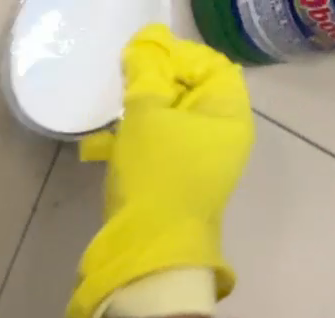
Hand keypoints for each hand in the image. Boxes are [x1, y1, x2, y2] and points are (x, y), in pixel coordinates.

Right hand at [66, 26, 252, 317]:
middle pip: (189, 97)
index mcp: (228, 116)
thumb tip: (141, 49)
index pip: (209, 66)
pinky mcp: (173, 193)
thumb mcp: (146, 118)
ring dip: (137, 121)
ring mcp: (197, 171)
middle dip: (152, 90)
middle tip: (121, 90)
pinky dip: (134, 149)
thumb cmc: (155, 177)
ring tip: (109, 123)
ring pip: (168, 129)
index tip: (137, 61)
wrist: (146, 252)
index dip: (175, 56)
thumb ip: (144, 78)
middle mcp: (220, 141)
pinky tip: (106, 150)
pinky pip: (156, 157)